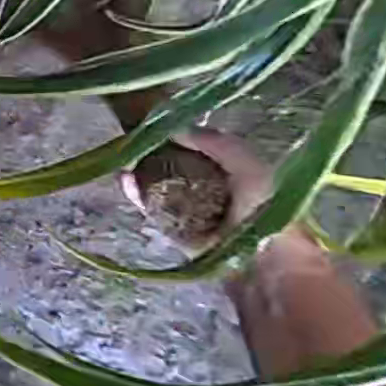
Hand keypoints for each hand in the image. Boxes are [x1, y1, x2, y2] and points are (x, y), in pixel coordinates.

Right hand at [121, 127, 277, 250]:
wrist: (262, 261)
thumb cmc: (263, 209)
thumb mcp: (248, 164)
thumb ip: (215, 142)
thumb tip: (172, 129)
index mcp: (228, 172)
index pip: (195, 147)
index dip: (174, 135)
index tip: (153, 124)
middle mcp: (205, 187)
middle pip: (169, 162)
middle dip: (150, 151)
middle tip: (132, 141)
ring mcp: (185, 208)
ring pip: (153, 182)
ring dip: (137, 169)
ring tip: (123, 158)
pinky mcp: (169, 226)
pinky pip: (146, 204)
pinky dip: (133, 190)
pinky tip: (123, 178)